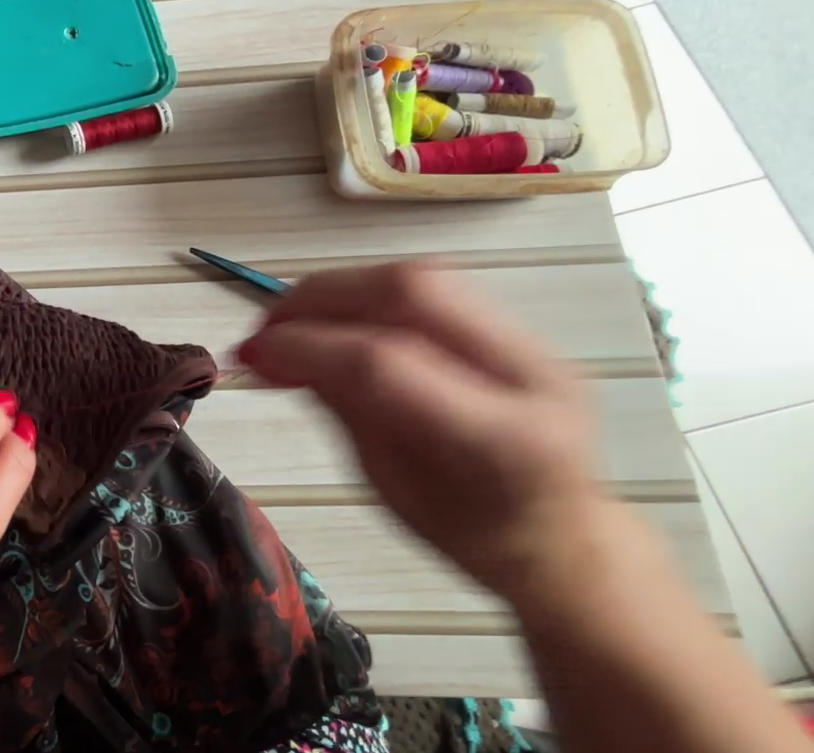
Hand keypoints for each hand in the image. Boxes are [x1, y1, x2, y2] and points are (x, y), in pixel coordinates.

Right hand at [237, 262, 602, 601]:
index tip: (250, 355)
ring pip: (416, 276)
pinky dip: (363, 295)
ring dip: (336, 291)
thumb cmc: (468, 531)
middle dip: (319, 297)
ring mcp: (530, 342)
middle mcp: (529, 374)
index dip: (303, 346)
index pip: (383, 361)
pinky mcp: (513, 327)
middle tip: (267, 327)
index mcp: (499, 438)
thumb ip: (343, 407)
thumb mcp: (388, 483)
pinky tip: (331, 321)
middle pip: (410, 290)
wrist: (564, 537)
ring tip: (291, 321)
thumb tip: (278, 352)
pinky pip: (426, 287)